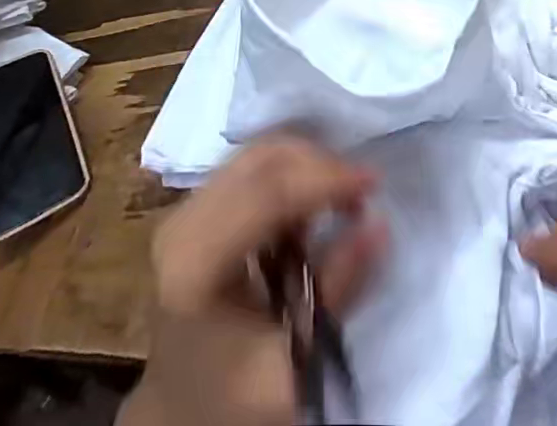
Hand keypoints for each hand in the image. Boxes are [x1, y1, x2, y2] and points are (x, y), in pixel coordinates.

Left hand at [119, 138, 387, 425]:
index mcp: (194, 260)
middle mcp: (180, 220)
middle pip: (258, 160)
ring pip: (253, 155)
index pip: (265, 192)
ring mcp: (182, 210)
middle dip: (318, 163)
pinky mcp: (192, 209)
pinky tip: (312, 203)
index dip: (323, 178)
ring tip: (344, 197)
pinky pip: (246, 169)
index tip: (374, 181)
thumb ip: (336, 290)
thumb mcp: (294, 363)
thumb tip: (377, 225)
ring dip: (304, 165)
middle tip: (364, 190)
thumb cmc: (234, 395)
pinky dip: (287, 174)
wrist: (179, 407)